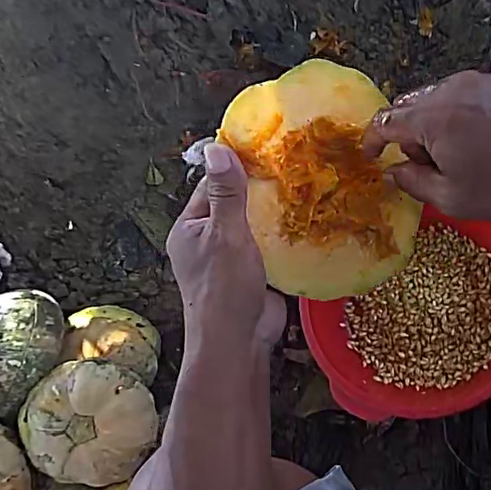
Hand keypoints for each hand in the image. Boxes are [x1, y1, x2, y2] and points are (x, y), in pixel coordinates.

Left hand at [168, 144, 284, 354]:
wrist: (238, 340)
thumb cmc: (224, 287)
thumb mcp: (225, 233)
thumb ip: (225, 192)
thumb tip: (217, 148)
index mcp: (189, 229)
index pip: (210, 187)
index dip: (234, 168)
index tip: (263, 150)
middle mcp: (206, 242)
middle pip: (233, 206)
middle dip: (257, 191)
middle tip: (289, 169)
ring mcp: (229, 260)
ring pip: (252, 226)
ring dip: (272, 215)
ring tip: (300, 191)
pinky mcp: (251, 274)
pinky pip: (265, 247)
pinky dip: (280, 236)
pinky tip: (301, 223)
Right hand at [362, 71, 490, 219]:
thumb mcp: (454, 198)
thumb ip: (413, 183)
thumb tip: (393, 171)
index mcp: (434, 116)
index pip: (384, 121)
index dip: (370, 141)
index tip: (370, 157)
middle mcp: (452, 89)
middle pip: (409, 107)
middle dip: (408, 138)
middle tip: (430, 168)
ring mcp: (479, 81)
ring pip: (436, 100)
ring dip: (434, 128)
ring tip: (461, 159)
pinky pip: (463, 96)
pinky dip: (458, 118)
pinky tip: (483, 144)